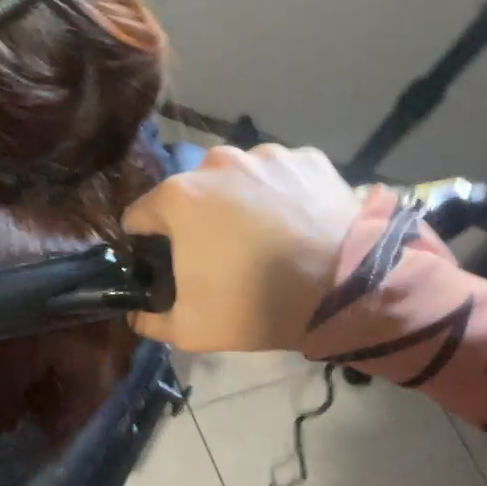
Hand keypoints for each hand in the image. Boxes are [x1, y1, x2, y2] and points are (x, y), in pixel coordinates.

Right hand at [123, 144, 358, 352]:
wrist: (350, 289)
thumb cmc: (257, 304)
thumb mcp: (191, 329)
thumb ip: (151, 320)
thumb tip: (136, 314)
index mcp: (177, 197)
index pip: (140, 216)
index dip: (146, 243)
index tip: (164, 265)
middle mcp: (216, 164)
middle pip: (188, 194)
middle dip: (194, 220)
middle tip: (218, 255)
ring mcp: (266, 156)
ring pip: (234, 180)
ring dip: (237, 202)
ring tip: (263, 237)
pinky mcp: (308, 160)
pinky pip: (279, 175)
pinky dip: (280, 194)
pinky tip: (294, 223)